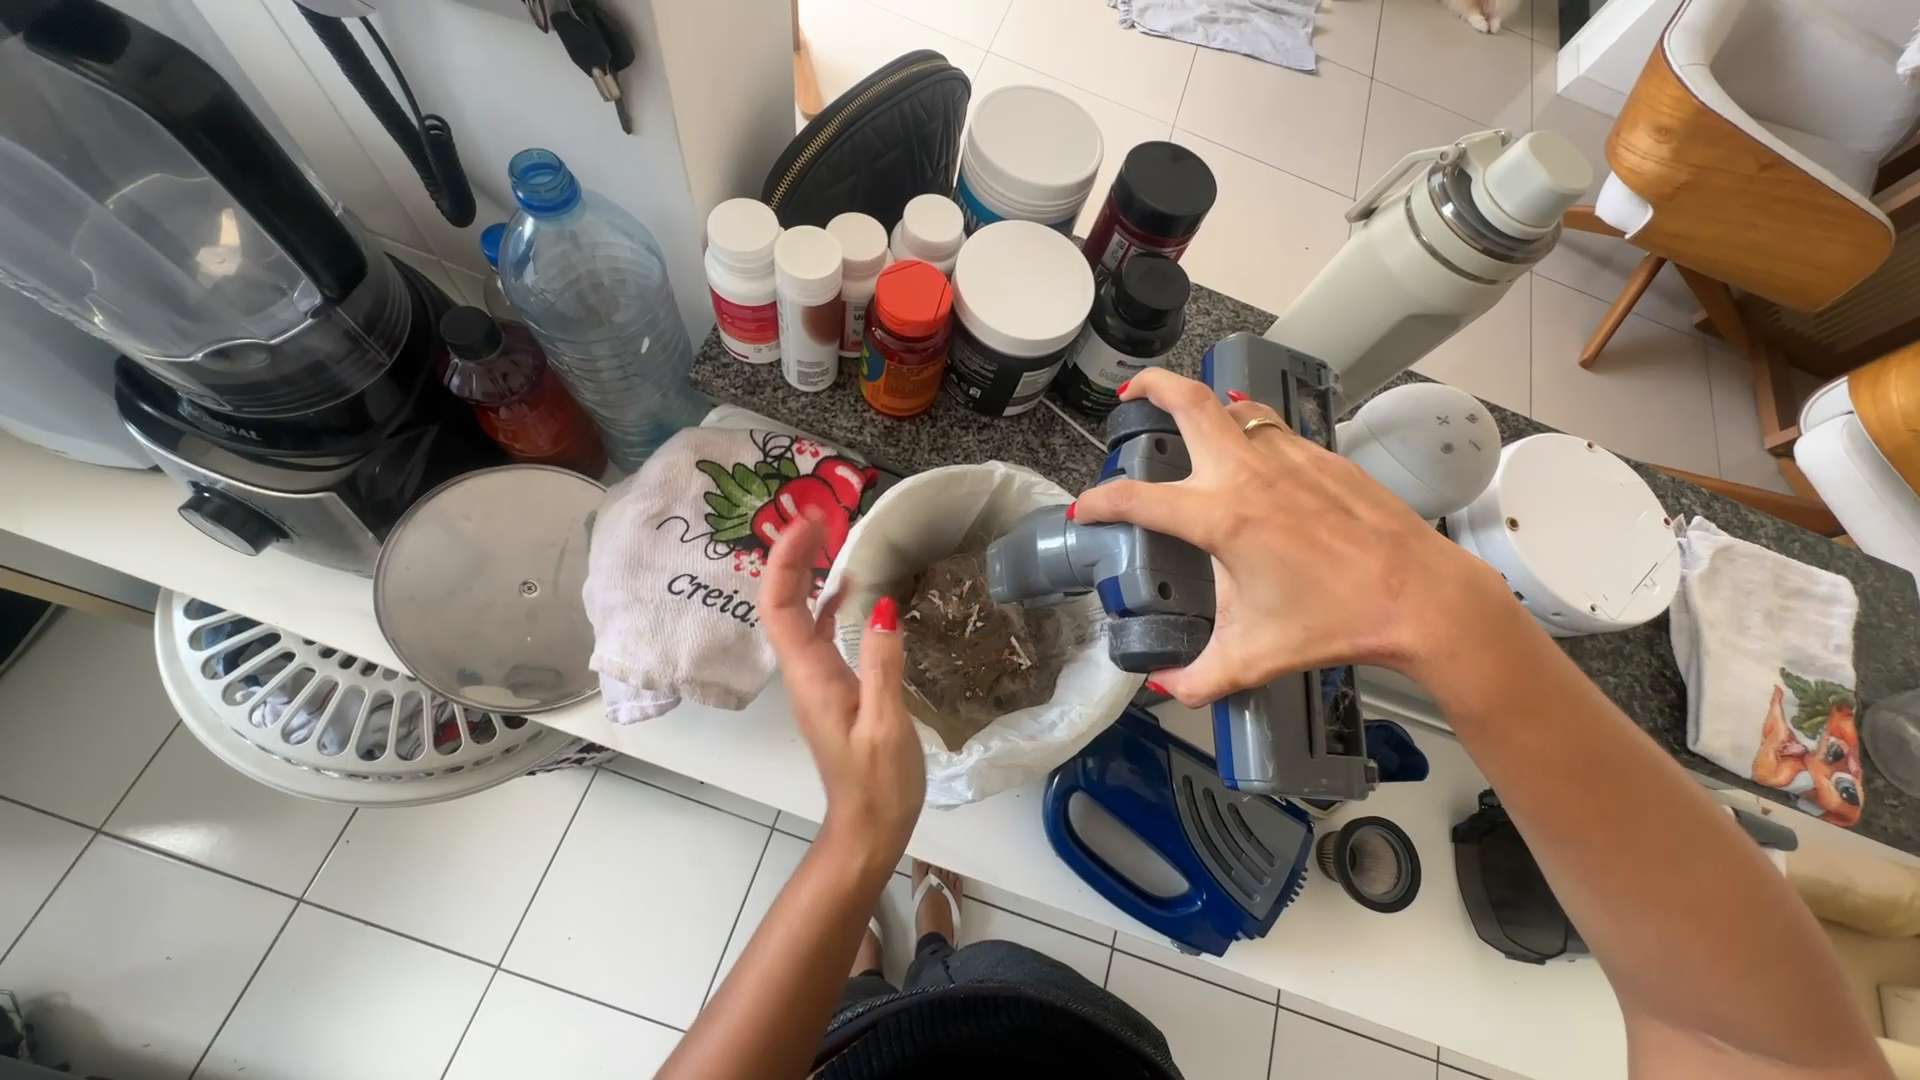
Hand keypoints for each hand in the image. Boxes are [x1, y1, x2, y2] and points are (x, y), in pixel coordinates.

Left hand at [760, 513, 925, 879]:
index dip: (788, 561)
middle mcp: (804, 673)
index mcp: (810, 677)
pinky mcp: (830, 689)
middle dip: (793, 556)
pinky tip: (852, 592)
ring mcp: (815, 681)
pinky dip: (828, 603)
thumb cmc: (878, 784)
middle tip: (822, 517)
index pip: (781, 607)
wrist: (867, 829)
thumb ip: (882, 666)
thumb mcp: (886, 725)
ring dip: (808, 574)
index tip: (811, 524)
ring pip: (798, 616)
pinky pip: (819, 634)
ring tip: (833, 538)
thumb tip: (880, 605)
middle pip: (782, 604)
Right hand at [1072, 369, 1516, 705]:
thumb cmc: (1339, 622)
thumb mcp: (1254, 657)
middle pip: (1189, 403)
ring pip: (1233, 407)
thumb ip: (1199, 677)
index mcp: (1221, 519)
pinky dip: (1248, 428)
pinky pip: (1272, 428)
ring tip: (1186, 416)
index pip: (1137, 499)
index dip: (1100, 502)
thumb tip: (1165, 688)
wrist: (1421, 597)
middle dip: (1151, 386)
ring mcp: (1289, 458)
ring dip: (1202, 404)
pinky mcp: (1323, 457)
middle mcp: (1249, 475)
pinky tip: (1249, 453)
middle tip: (1130, 392)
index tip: (1086, 509)